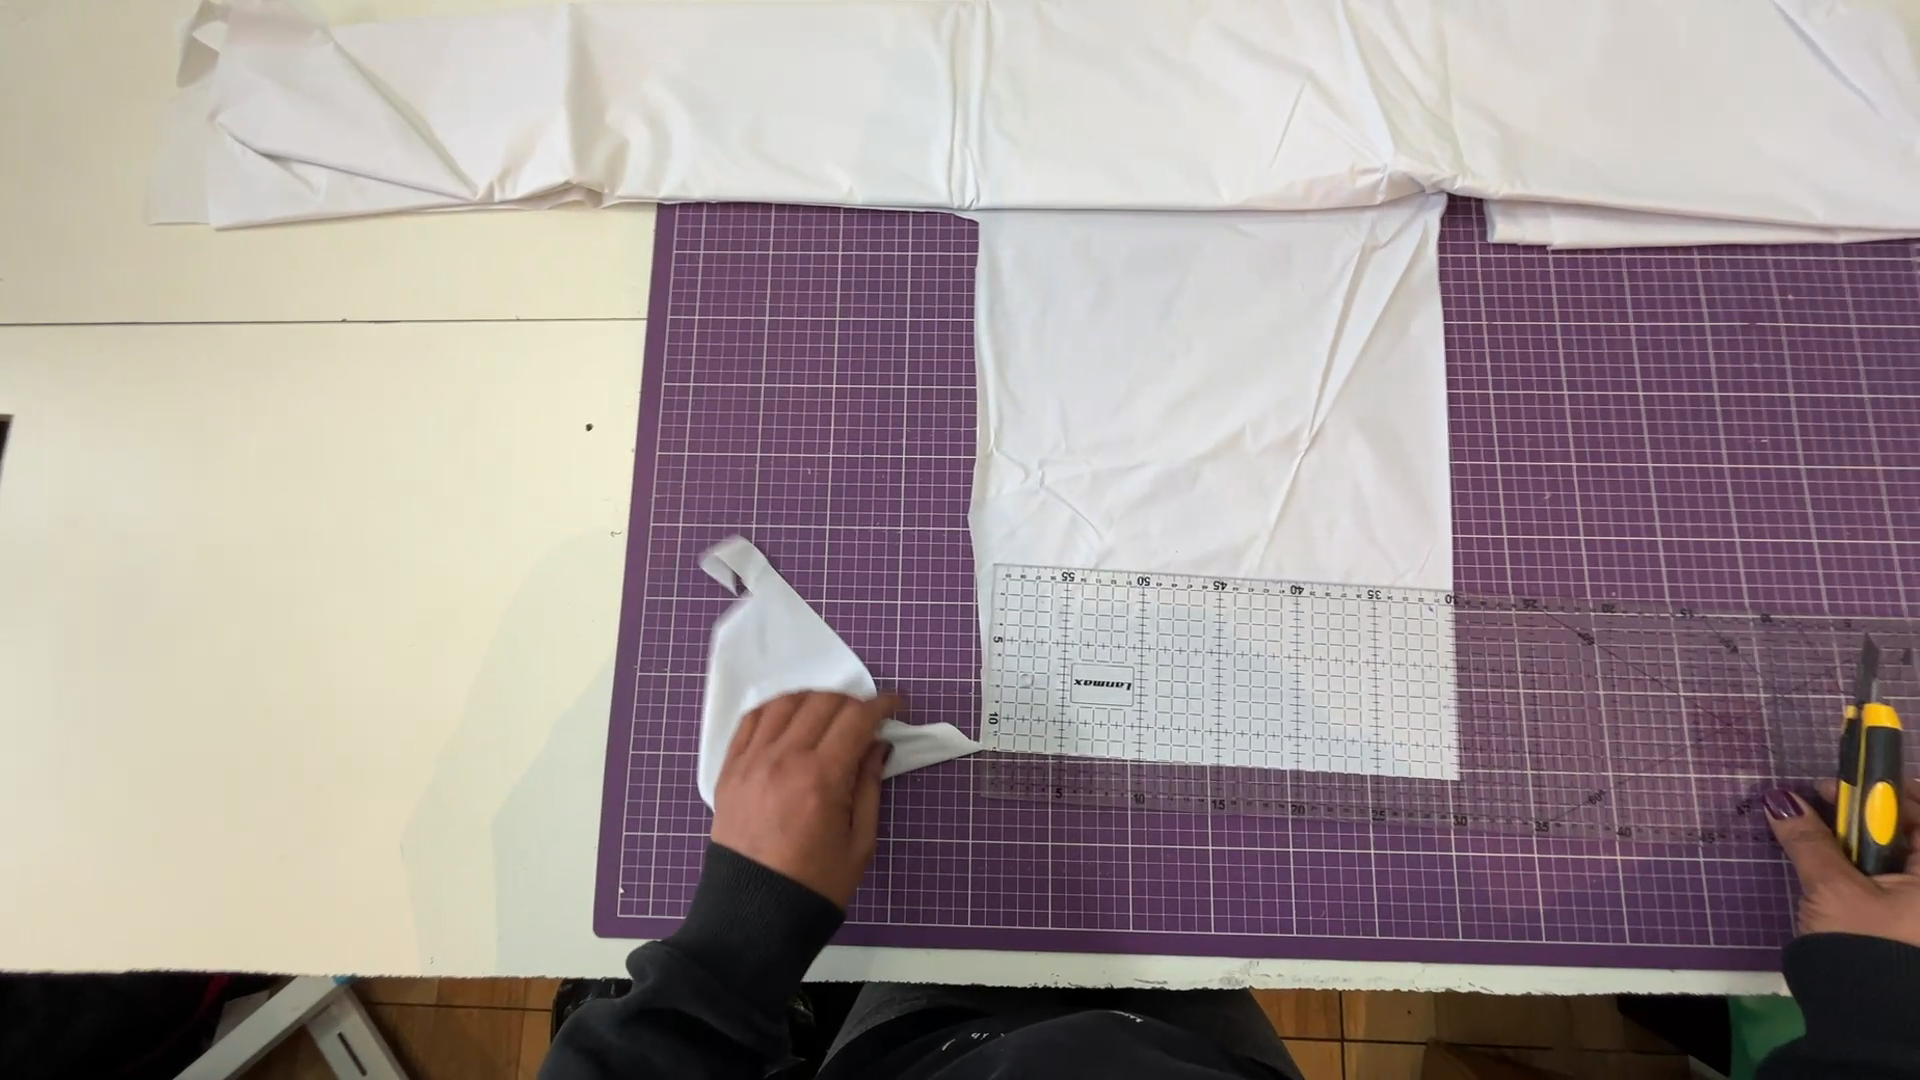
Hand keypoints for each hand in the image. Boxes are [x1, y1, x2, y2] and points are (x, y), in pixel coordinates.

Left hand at [710, 690, 897, 908]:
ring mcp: (752, 761)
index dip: (882, 705)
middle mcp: (784, 759)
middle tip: (865, 716)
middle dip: (852, 701)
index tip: (895, 705)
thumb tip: (878, 744)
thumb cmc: (815, 885)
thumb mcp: (859, 843)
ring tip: (828, 714)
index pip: (857, 718)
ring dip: (815, 699)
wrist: (751, 918)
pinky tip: (791, 717)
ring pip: (787, 702)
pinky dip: (776, 709)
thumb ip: (870, 785)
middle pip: (824, 702)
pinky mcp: (730, 769)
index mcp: (821, 778)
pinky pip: (752, 720)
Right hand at [1765, 779, 1919, 946]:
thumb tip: (1782, 800)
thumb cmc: (1869, 944)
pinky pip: (1895, 879)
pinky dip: (1864, 863)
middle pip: (1913, 835)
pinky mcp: (1910, 920)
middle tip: (1822, 804)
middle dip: (1868, 815)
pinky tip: (1832, 863)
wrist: (1879, 1013)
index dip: (1890, 795)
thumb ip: (1809, 840)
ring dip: (1859, 839)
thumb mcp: (1833, 888)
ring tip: (1818, 834)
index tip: (1845, 786)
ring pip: (1899, 857)